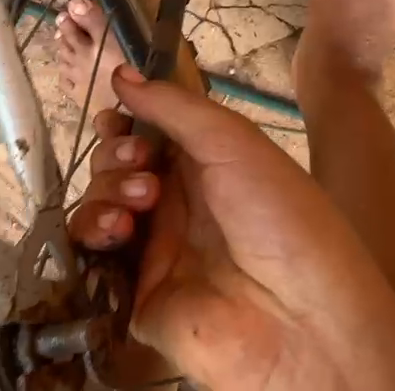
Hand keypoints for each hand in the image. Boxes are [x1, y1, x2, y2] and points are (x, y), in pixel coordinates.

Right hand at [71, 66, 394, 390]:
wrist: (303, 321)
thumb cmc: (279, 214)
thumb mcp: (231, 140)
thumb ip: (171, 105)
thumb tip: (119, 74)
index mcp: (202, 163)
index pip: (144, 132)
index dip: (123, 121)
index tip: (115, 116)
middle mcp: (174, 202)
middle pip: (115, 164)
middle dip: (117, 154)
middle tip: (141, 164)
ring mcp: (154, 248)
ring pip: (99, 204)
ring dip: (106, 189)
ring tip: (139, 201)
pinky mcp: (135, 293)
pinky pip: (93, 257)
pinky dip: (92, 233)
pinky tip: (117, 229)